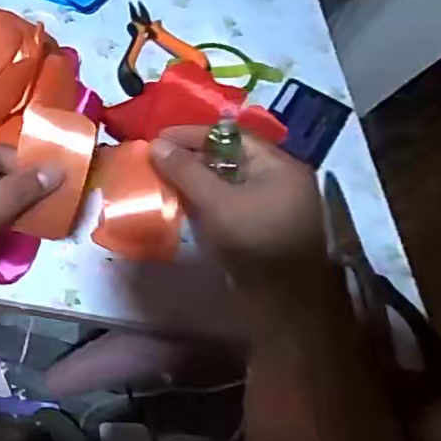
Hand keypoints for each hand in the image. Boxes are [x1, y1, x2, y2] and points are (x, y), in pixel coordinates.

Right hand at [148, 124, 327, 289]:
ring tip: (162, 180)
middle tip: (157, 159)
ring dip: (195, 181)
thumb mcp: (217, 203)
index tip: (158, 139)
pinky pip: (228, 205)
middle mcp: (279, 181)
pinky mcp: (260, 230)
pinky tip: (181, 205)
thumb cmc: (255, 243)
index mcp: (279, 166)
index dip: (193, 134)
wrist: (284, 306)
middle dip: (192, 157)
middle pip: (229, 158)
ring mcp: (271, 207)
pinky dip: (205, 202)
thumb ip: (186, 171)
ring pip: (226, 183)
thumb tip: (156, 144)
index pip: (232, 136)